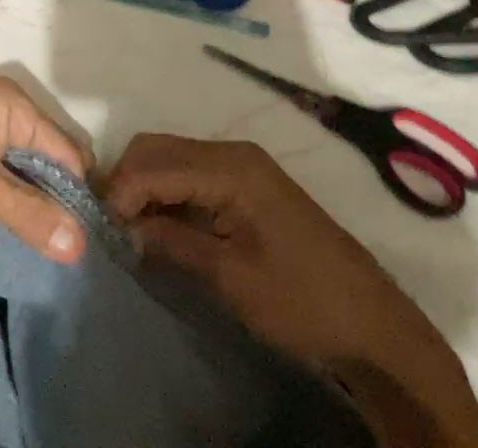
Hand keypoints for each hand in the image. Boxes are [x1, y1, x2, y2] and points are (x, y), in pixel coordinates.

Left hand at [0, 77, 90, 271]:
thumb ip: (25, 209)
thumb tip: (81, 245)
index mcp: (8, 101)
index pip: (67, 151)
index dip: (77, 195)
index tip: (85, 242)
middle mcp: (4, 112)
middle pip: (54, 163)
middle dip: (61, 202)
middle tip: (69, 250)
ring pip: (34, 178)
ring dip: (40, 210)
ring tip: (52, 250)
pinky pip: (12, 186)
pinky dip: (20, 209)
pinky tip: (25, 237)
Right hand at [105, 135, 477, 447]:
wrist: (374, 328)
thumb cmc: (302, 302)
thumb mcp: (229, 276)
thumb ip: (171, 242)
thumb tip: (125, 229)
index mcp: (231, 168)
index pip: (151, 163)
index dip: (119, 193)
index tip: (103, 231)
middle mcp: (234, 154)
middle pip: (155, 149)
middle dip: (126, 183)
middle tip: (111, 228)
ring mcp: (243, 167)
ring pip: (169, 159)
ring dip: (144, 188)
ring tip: (130, 230)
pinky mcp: (248, 186)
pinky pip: (190, 175)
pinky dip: (166, 194)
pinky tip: (159, 227)